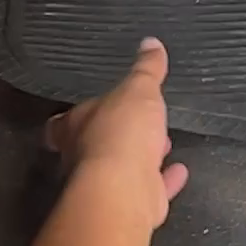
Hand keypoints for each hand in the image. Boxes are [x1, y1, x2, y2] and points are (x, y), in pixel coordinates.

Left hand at [46, 37, 188, 228]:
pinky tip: (180, 170)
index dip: (75, 117)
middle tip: (139, 124)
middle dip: (118, 135)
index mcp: (75, 126)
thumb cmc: (122, 132)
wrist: (125, 188)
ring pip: (123, 168)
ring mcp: (107, 184)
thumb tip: (151, 43)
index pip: (64, 122)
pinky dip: (165, 179)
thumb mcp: (138, 90)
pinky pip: (150, 187)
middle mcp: (84, 157)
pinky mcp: (131, 202)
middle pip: (95, 145)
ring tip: (164, 145)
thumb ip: (146, 70)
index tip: (87, 113)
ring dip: (143, 157)